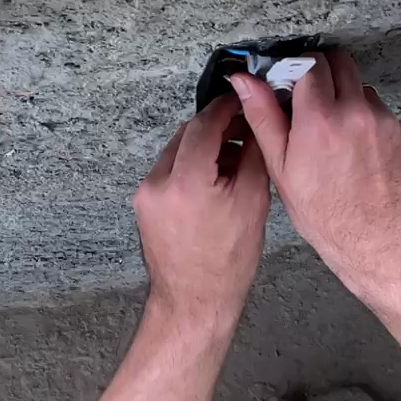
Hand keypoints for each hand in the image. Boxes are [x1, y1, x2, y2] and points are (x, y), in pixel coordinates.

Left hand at [132, 92, 270, 331]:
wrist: (194, 302)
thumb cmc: (229, 260)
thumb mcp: (253, 203)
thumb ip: (253, 154)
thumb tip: (257, 122)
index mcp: (186, 182)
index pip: (203, 125)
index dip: (226, 107)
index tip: (245, 98)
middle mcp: (157, 182)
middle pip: (187, 134)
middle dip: (217, 126)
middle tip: (247, 126)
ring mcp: (145, 193)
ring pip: (178, 151)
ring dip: (205, 146)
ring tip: (236, 156)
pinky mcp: (143, 204)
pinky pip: (170, 171)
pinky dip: (192, 165)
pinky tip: (216, 176)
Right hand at [229, 50, 400, 283]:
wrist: (377, 239)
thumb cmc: (325, 212)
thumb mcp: (281, 168)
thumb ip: (264, 116)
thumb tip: (245, 81)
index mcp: (320, 119)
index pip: (310, 62)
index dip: (296, 67)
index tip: (289, 80)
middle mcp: (355, 111)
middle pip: (340, 61)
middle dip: (322, 71)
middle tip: (310, 97)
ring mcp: (382, 119)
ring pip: (359, 86)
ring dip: (345, 96)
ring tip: (334, 131)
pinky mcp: (400, 130)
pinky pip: (378, 109)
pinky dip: (364, 118)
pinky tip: (356, 148)